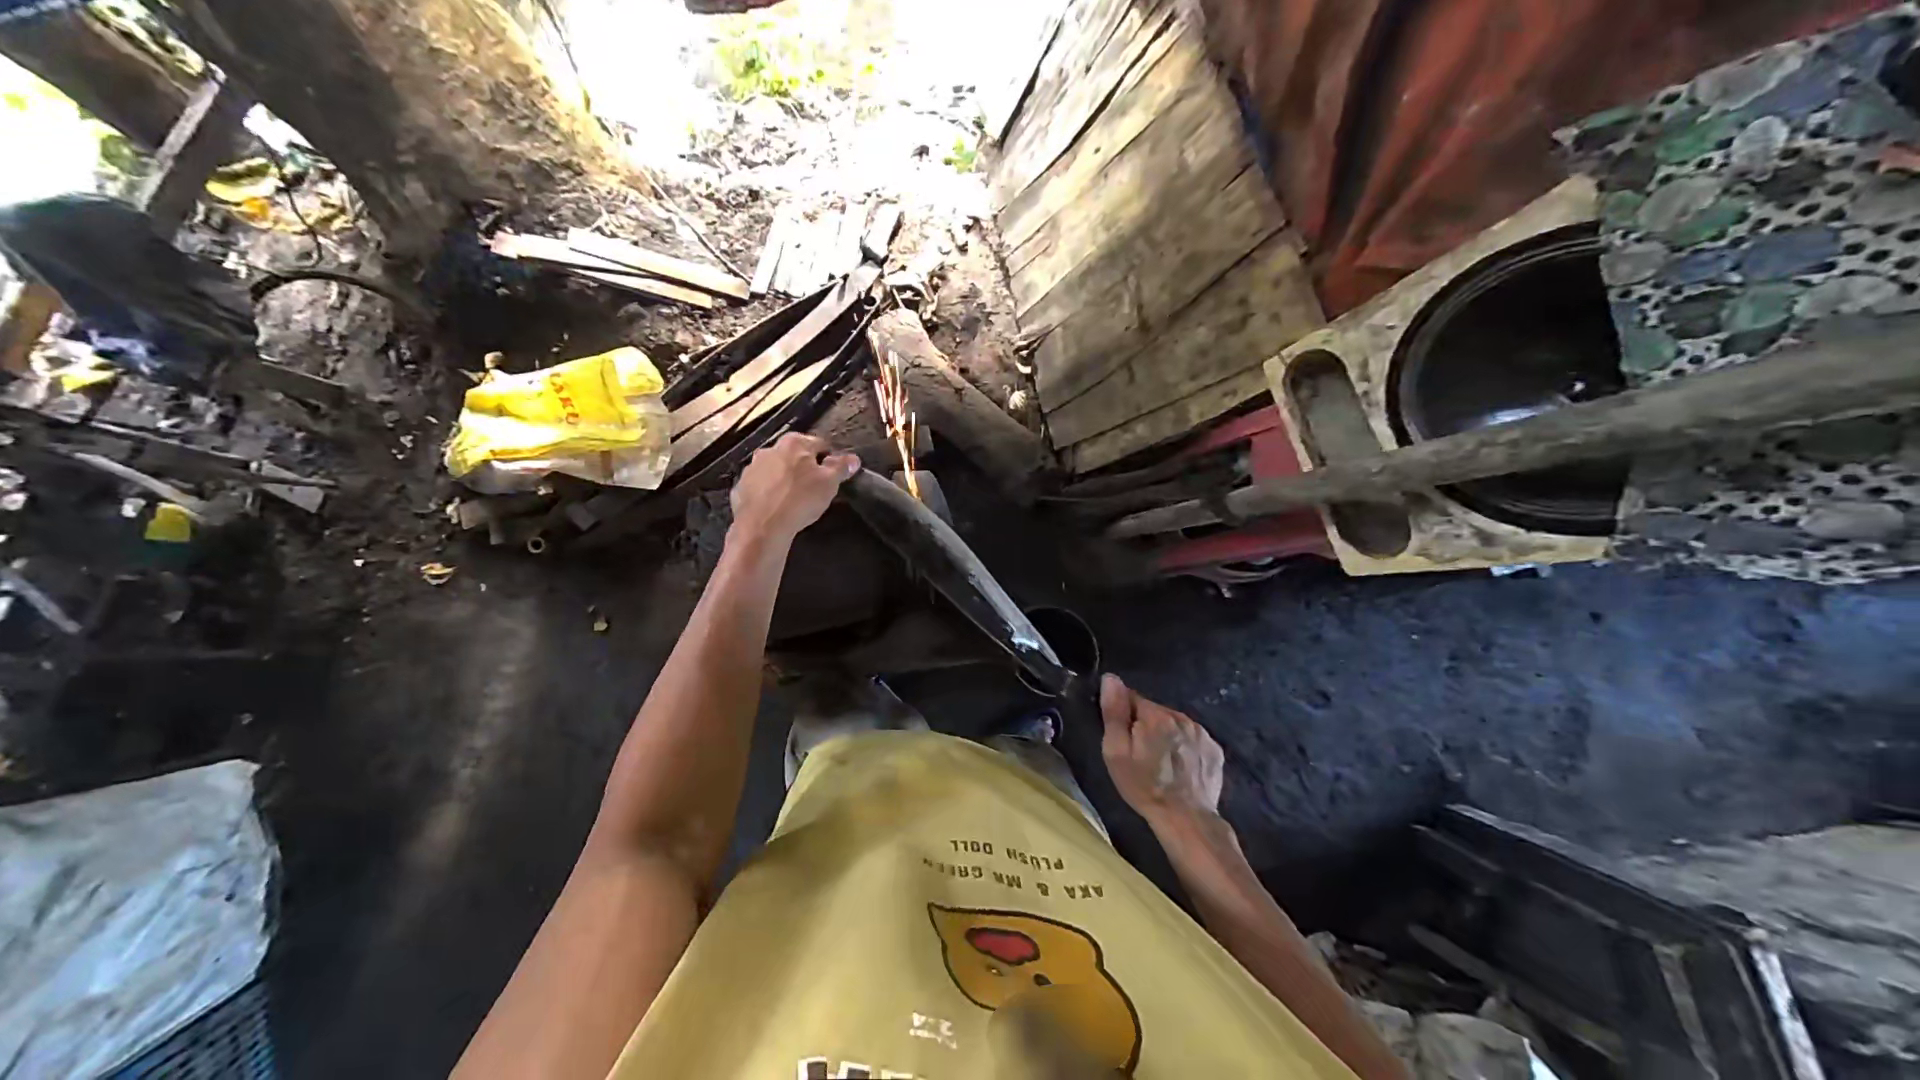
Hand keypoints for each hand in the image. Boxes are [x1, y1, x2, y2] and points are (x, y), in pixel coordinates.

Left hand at [729, 432, 860, 544]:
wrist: (762, 526)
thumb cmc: (800, 499)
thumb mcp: (829, 483)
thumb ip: (841, 468)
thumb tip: (853, 458)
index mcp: (794, 443)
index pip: (820, 444)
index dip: (830, 459)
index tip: (834, 474)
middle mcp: (770, 449)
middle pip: (795, 456)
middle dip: (805, 468)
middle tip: (815, 488)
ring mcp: (752, 468)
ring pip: (775, 470)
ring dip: (785, 479)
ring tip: (794, 499)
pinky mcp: (740, 487)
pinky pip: (760, 486)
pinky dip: (769, 493)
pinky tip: (776, 507)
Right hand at [1100, 674, 1224, 826]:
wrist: (1186, 819)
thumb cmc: (1143, 786)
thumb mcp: (1116, 752)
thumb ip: (1114, 712)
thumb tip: (1111, 678)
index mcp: (1156, 715)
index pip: (1133, 698)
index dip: (1123, 716)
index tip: (1122, 737)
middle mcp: (1182, 717)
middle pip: (1155, 712)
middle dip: (1146, 726)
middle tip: (1139, 754)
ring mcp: (1202, 733)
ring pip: (1175, 724)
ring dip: (1166, 735)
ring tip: (1160, 763)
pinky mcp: (1214, 750)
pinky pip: (1193, 739)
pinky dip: (1184, 747)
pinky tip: (1179, 768)